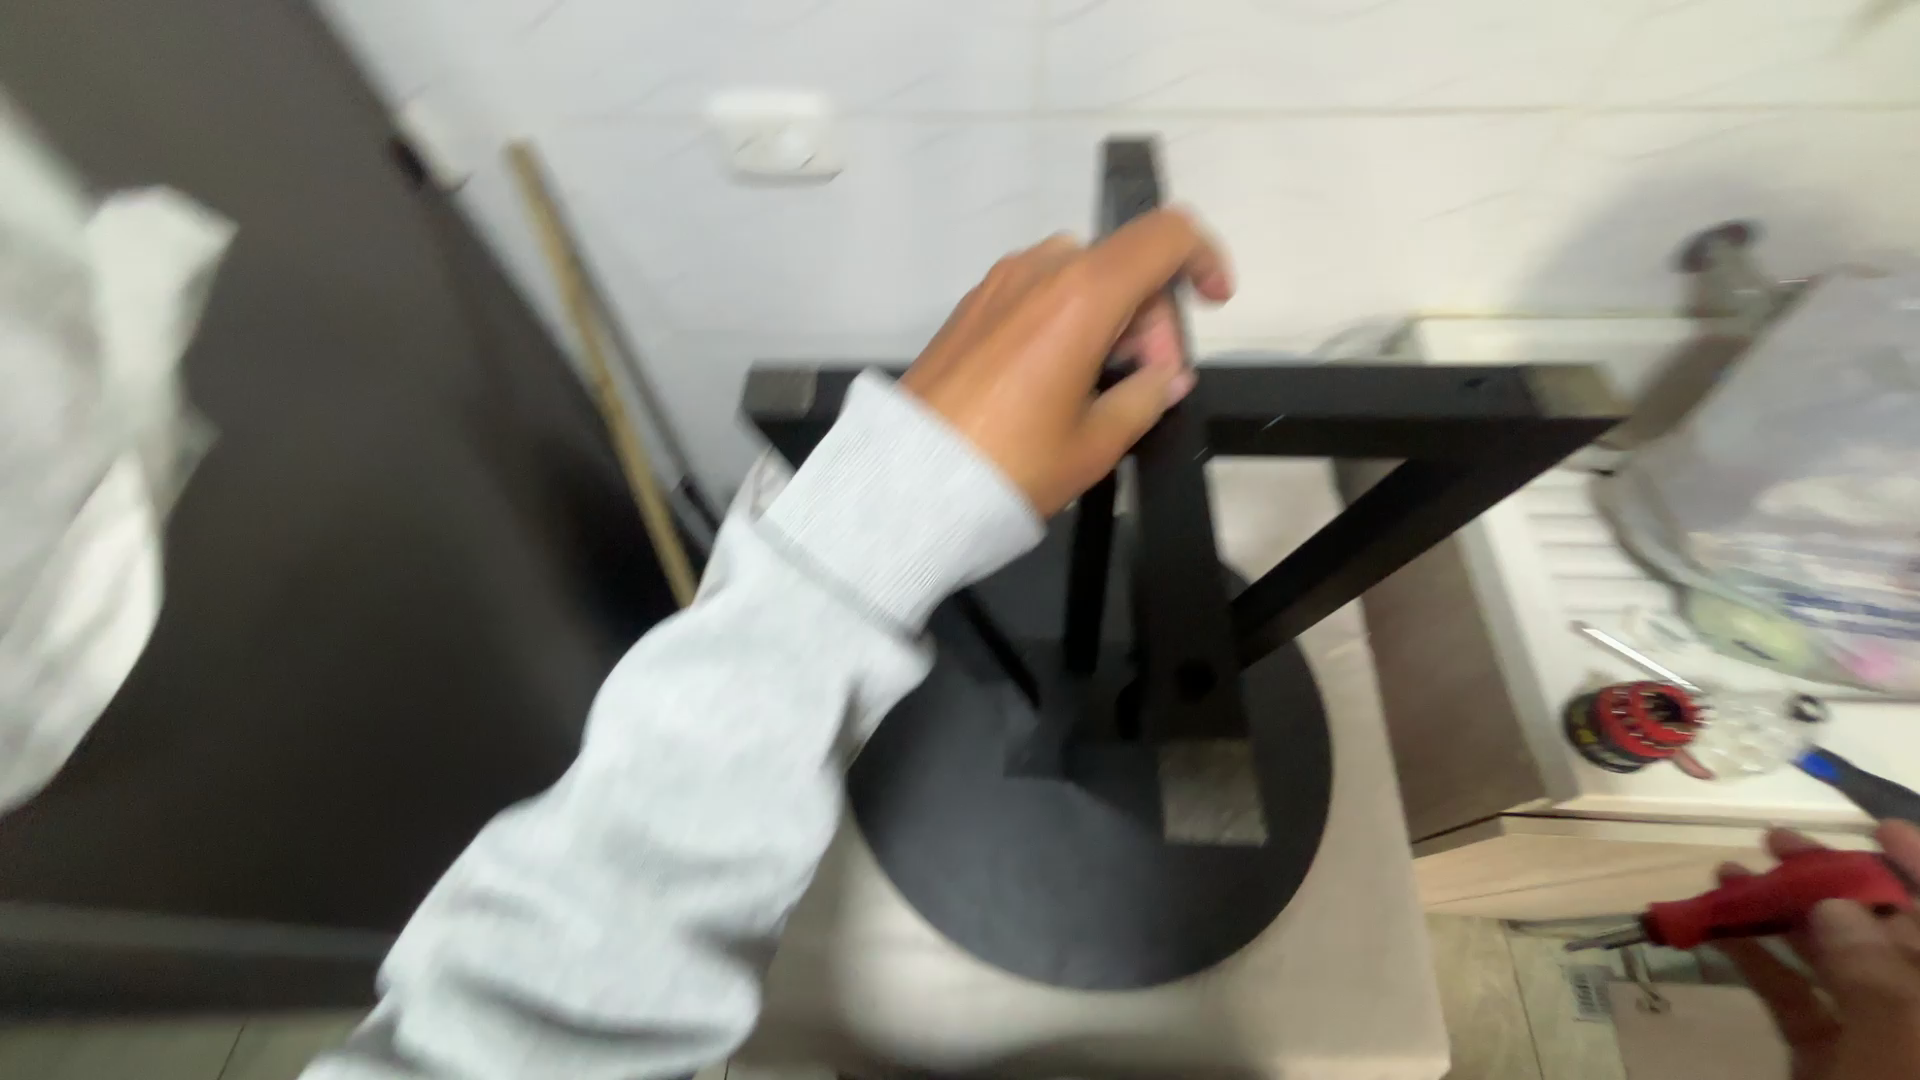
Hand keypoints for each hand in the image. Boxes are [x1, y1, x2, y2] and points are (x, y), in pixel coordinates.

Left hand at [900, 209, 1232, 515]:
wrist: (909, 483)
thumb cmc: (1011, 465)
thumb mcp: (1096, 443)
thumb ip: (1147, 397)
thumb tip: (1167, 377)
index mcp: (1080, 293)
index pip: (1165, 236)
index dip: (1204, 259)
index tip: (1212, 302)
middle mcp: (1036, 270)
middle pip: (1121, 264)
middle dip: (1149, 318)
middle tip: (1145, 386)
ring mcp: (996, 285)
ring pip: (1077, 278)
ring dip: (1106, 318)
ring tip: (1095, 387)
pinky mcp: (968, 309)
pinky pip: (1035, 295)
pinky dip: (1063, 321)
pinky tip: (1052, 380)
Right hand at [1712, 823, 1919, 1079]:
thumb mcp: (1904, 1053)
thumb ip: (1881, 980)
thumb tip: (1841, 907)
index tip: (1878, 823)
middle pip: (1901, 940)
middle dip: (1844, 886)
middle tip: (1782, 842)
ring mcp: (1889, 1042)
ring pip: (1844, 964)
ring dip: (1787, 915)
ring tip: (1730, 869)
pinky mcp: (1837, 1060)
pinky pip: (1799, 999)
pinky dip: (1758, 958)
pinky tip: (1715, 922)